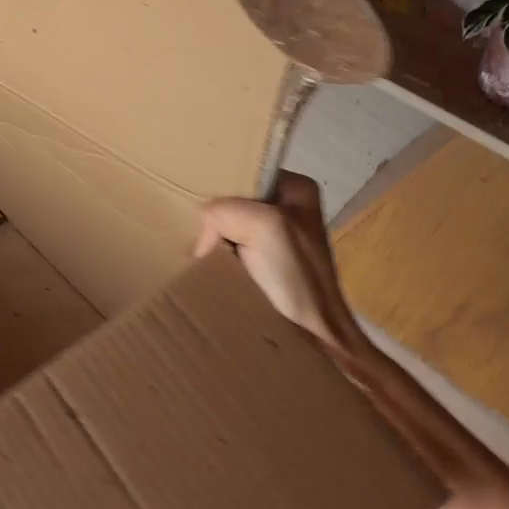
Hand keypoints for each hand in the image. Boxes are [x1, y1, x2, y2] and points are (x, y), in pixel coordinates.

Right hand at [194, 173, 373, 361]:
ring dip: (212, 239)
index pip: (243, 173)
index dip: (218, 186)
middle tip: (193, 226)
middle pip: (232, 199)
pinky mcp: (263, 264)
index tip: (193, 199)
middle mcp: (286, 207)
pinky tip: (206, 264)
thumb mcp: (264, 226)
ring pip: (227, 225)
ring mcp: (275, 237)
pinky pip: (228, 249)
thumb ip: (224, 212)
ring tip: (197, 247)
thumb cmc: (298, 276)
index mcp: (295, 187)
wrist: (316, 335)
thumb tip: (201, 236)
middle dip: (213, 214)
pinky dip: (215, 257)